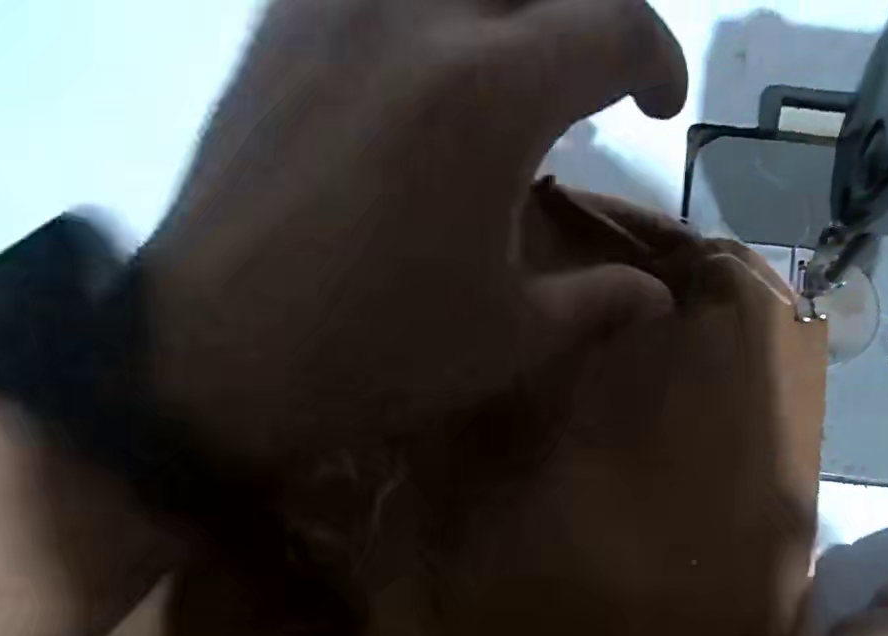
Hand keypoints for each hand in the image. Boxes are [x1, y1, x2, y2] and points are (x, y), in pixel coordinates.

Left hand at [140, 0, 687, 469]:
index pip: (612, 23)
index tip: (664, 111)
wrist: (223, 349)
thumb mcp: (517, 335)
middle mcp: (416, 14)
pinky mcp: (283, 15)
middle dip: (597, 15)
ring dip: (515, 7)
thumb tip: (659, 298)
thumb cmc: (388, 349)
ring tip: (530, 63)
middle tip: (609, 77)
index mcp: (490, 96)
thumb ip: (601, 299)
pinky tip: (439, 63)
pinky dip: (441, 12)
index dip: (660, 61)